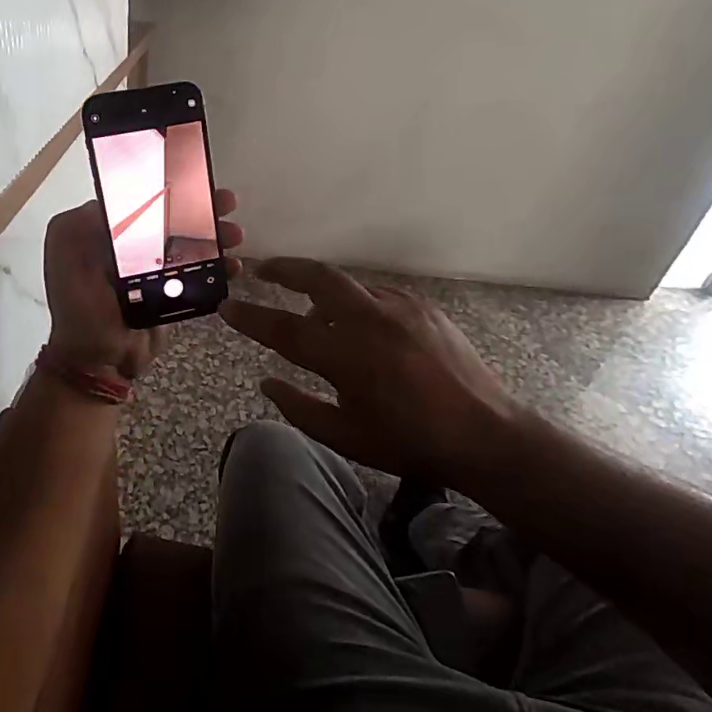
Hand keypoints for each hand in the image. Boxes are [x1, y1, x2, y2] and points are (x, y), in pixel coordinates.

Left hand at [43, 189, 243, 382]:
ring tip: (234, 236)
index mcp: (96, 232)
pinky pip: (195, 270)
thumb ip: (82, 229)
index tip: (192, 181)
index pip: (135, 199)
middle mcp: (123, 245)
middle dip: (197, 209)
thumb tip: (114, 198)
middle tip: (225, 203)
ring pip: (185, 241)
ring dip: (212, 236)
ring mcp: (149, 267)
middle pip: (167, 216)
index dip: (165, 187)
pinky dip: (215, 266)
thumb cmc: (80, 315)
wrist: (101, 365)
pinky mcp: (169, 289)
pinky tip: (231, 266)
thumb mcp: (69, 265)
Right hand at [218, 259, 520, 481]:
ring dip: (323, 294)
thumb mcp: (346, 437)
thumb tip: (267, 384)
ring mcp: (400, 308)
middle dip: (284, 269)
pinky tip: (362, 330)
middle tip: (263, 270)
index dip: (251, 318)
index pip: (285, 330)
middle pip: (318, 278)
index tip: (227, 307)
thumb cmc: (409, 442)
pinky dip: (358, 306)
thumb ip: (299, 408)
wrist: (484, 434)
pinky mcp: (423, 307)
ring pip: (349, 286)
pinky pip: (378, 297)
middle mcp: (370, 320)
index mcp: (347, 356)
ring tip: (316, 319)